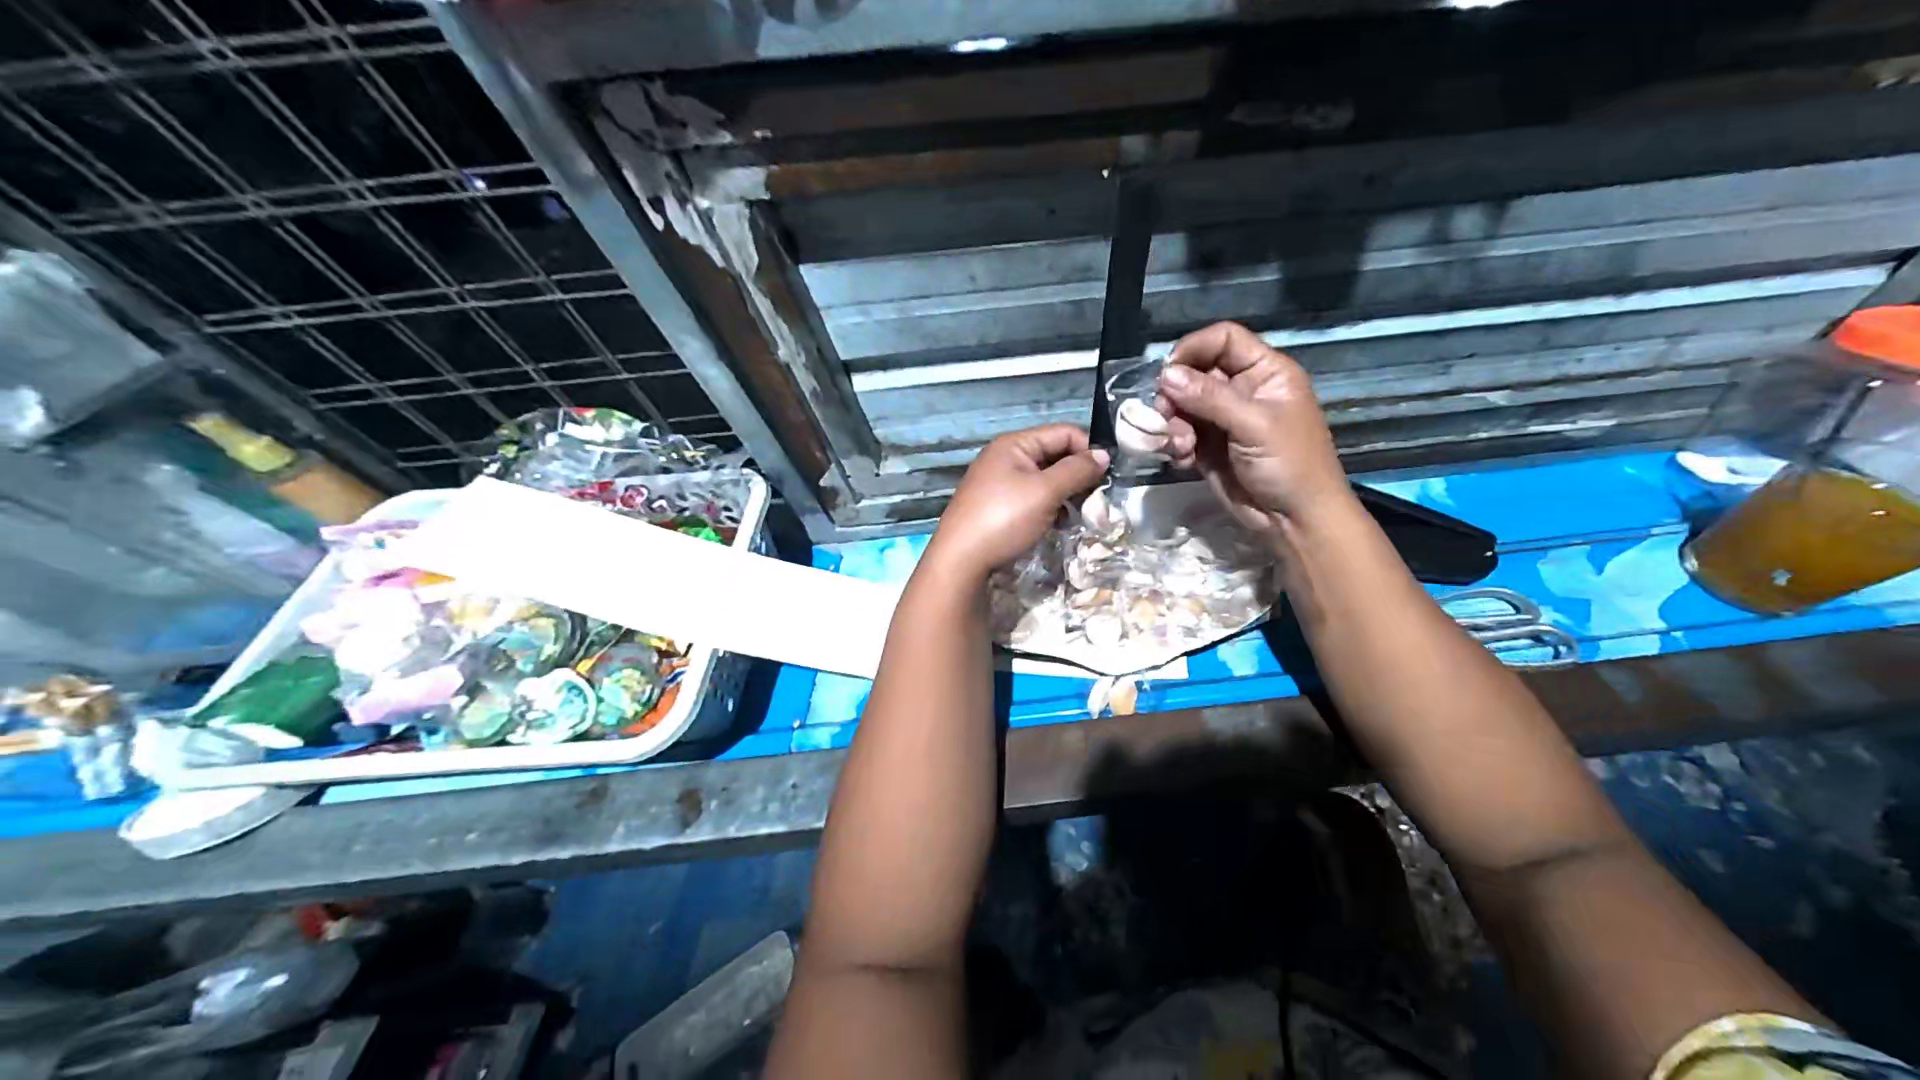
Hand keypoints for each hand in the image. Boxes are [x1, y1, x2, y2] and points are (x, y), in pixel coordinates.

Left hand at [929, 425, 1110, 578]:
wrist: (961, 559)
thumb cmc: (1004, 518)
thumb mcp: (1045, 492)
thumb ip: (1076, 471)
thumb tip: (1103, 455)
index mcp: (1015, 444)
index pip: (1064, 433)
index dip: (1088, 449)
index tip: (1108, 475)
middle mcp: (1006, 457)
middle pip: (1054, 455)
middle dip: (1078, 474)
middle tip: (1098, 498)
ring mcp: (1000, 483)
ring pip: (1045, 480)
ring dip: (1066, 494)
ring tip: (1081, 514)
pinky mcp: (998, 506)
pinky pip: (1033, 498)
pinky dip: (1049, 508)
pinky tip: (1059, 525)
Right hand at [1155, 321, 1352, 540]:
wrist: (1295, 521)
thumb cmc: (1290, 465)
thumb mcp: (1254, 425)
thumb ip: (1210, 397)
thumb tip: (1166, 375)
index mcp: (1265, 373)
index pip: (1224, 339)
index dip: (1193, 348)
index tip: (1167, 372)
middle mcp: (1241, 390)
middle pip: (1194, 373)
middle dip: (1175, 394)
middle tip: (1164, 416)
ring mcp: (1222, 420)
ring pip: (1181, 405)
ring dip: (1172, 424)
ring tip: (1179, 446)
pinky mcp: (1208, 447)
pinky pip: (1179, 434)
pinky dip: (1175, 445)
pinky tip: (1183, 460)